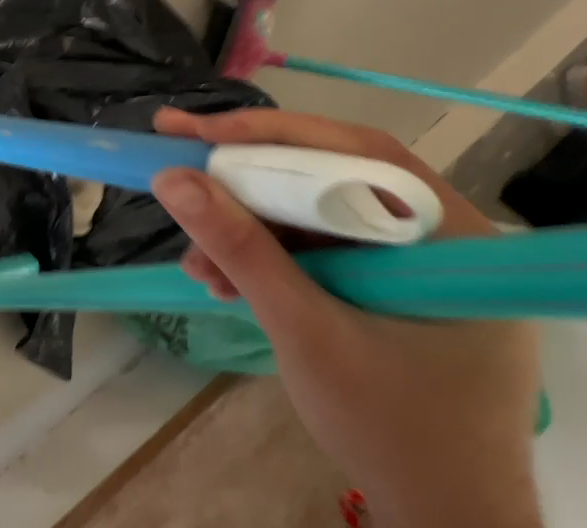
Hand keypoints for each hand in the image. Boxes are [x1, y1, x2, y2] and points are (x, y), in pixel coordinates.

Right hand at [151, 107, 541, 527]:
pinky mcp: (381, 291)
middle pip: (325, 179)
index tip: (192, 131)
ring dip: (241, 230)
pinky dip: (259, 259)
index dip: (269, 133)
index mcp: (452, 240)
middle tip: (169, 160)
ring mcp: (409, 268)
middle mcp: (436, 240)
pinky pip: (310, 252)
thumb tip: (169, 178)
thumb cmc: (392, 424)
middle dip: (241, 181)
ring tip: (196, 265)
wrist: (440, 511)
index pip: (358, 154)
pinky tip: (222, 283)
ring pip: (308, 216)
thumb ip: (240, 249)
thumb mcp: (304, 329)